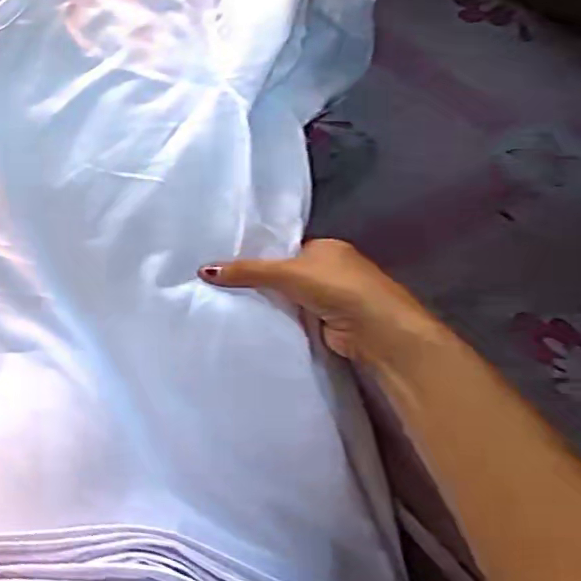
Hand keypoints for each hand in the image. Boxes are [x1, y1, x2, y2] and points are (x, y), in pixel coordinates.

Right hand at [199, 239, 450, 364]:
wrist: (379, 332)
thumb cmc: (340, 289)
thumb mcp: (286, 273)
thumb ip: (246, 271)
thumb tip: (201, 270)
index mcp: (328, 247)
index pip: (283, 248)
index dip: (256, 255)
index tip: (226, 264)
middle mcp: (332, 268)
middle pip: (281, 271)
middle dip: (257, 278)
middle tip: (218, 282)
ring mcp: (331, 294)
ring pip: (285, 293)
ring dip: (265, 299)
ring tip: (225, 299)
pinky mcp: (326, 318)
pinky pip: (290, 312)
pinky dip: (275, 314)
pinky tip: (250, 315)